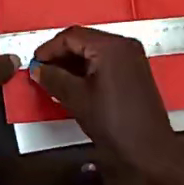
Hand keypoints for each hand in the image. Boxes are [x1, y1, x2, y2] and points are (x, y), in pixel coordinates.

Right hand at [32, 26, 183, 171]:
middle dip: (60, 55)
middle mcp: (124, 45)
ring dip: (73, 62)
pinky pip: (105, 60)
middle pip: (84, 40)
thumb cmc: (113, 122)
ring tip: (54, 78)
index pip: (72, 36)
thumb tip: (38, 70)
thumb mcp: (76, 98)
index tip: (35, 63)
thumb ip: (53, 78)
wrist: (148, 148)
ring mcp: (132, 57)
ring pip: (94, 50)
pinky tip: (74, 83)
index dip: (49, 49)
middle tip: (42, 70)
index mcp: (111, 47)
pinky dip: (87, 68)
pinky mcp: (135, 71)